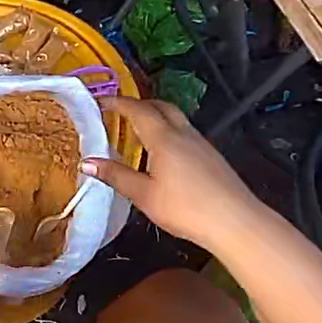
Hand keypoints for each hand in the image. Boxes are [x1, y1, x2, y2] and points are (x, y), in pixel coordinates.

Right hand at [83, 96, 267, 248]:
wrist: (234, 220)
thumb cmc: (186, 208)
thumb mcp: (144, 194)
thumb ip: (116, 176)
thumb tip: (87, 162)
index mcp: (164, 138)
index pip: (138, 110)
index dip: (118, 103)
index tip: (101, 102)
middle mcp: (184, 134)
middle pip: (161, 106)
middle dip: (139, 104)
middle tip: (120, 111)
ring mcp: (201, 144)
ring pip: (176, 119)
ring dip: (156, 116)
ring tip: (139, 130)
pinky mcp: (211, 156)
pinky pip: (186, 133)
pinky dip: (169, 131)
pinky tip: (164, 152)